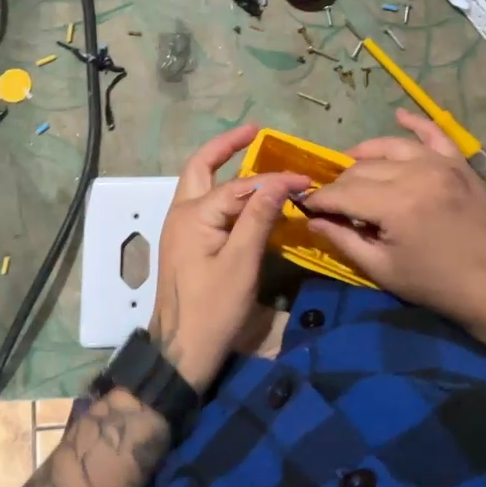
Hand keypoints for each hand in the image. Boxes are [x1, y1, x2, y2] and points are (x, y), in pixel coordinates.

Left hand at [149, 125, 306, 390]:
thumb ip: (258, 218)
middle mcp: (181, 213)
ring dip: (223, 166)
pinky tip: (245, 195)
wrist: (181, 353)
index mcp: (193, 214)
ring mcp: (180, 228)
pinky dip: (224, 190)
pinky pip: (205, 204)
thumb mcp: (241, 264)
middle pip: (202, 167)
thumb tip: (279, 181)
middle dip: (226, 147)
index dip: (273, 179)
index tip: (305, 179)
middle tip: (254, 133)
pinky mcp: (186, 243)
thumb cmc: (213, 310)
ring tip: (251, 154)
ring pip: (200, 184)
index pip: (240, 185)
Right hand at [299, 108, 485, 332]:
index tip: (305, 206)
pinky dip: (415, 123)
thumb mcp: (382, 269)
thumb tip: (312, 219)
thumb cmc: (436, 285)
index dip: (320, 200)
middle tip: (331, 202)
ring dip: (365, 156)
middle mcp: (415, 174)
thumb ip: (344, 239)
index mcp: (396, 205)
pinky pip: (433, 134)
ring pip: (389, 148)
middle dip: (340, 185)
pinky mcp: (457, 164)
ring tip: (350, 168)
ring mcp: (439, 164)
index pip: (343, 193)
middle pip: (363, 169)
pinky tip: (399, 115)